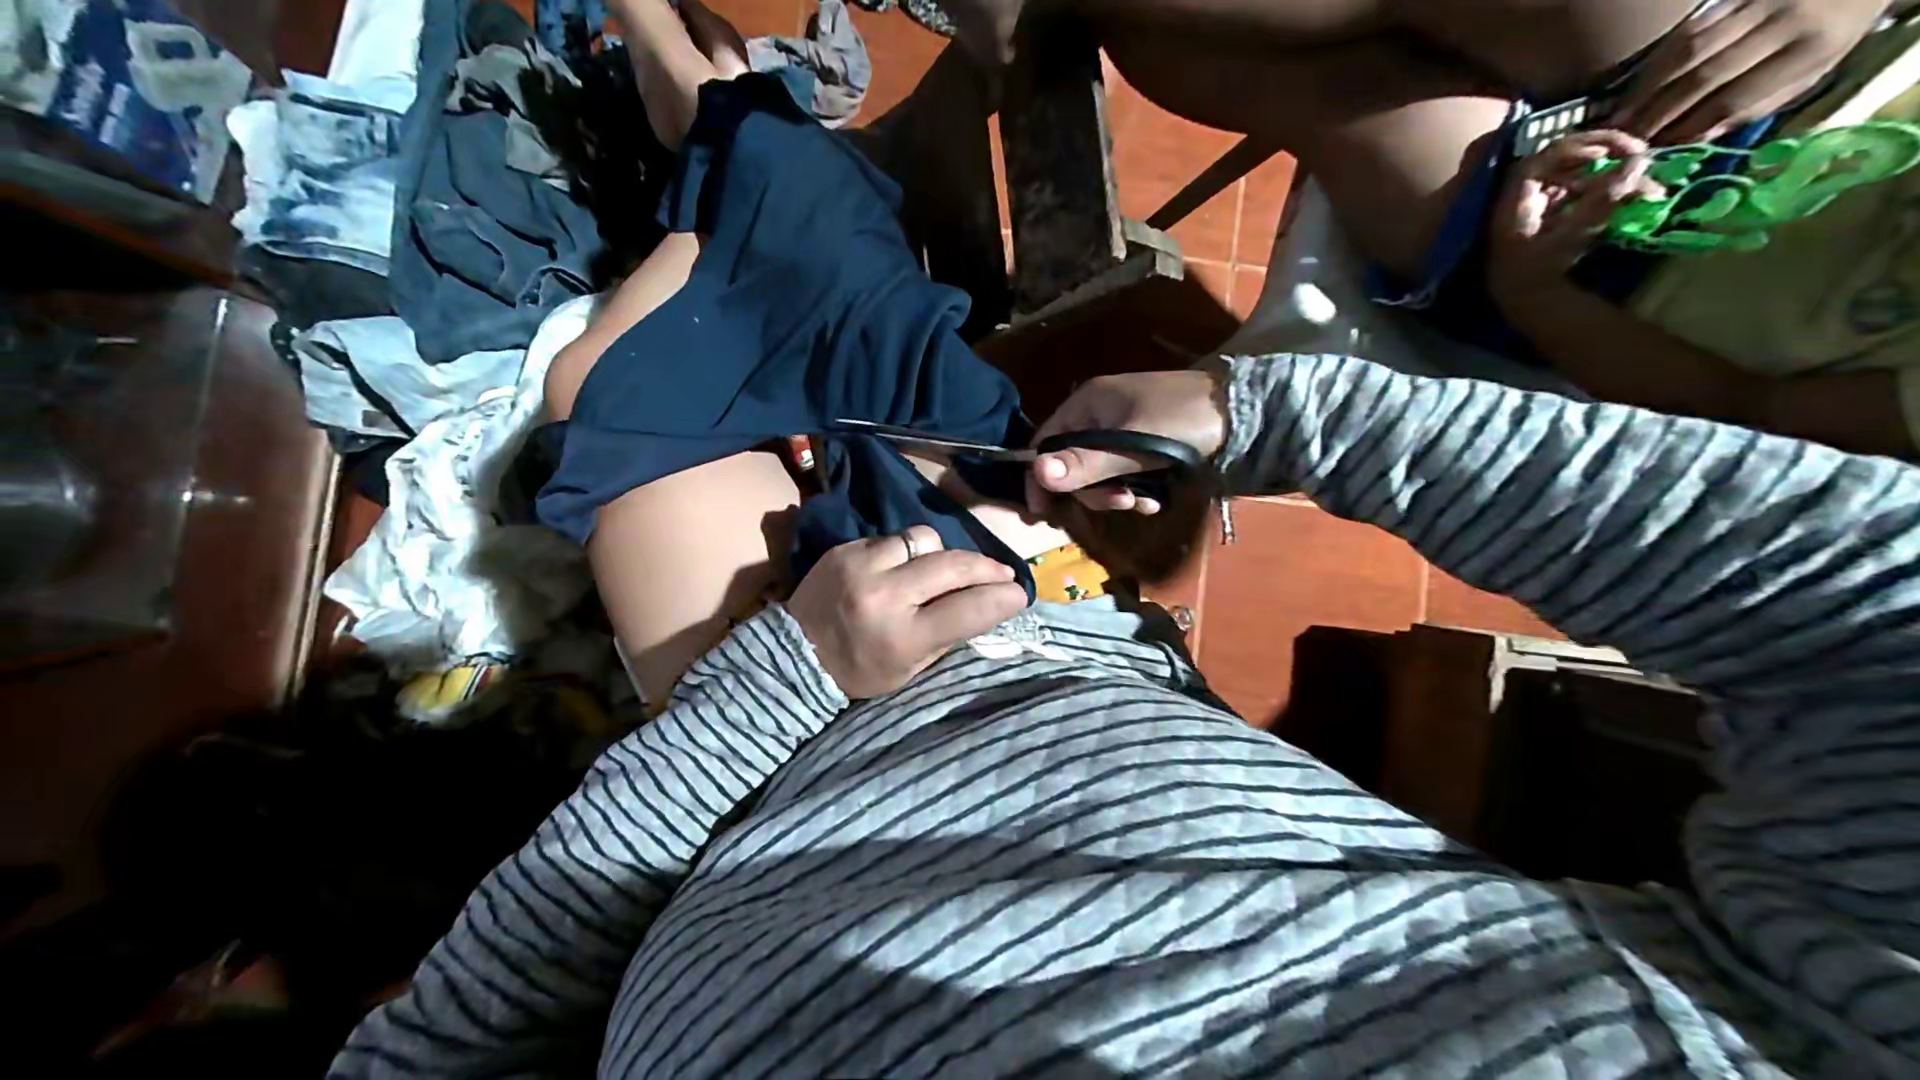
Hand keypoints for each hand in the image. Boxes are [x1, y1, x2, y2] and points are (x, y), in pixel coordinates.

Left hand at [786, 526, 1028, 698]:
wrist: (794, 655)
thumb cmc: (860, 670)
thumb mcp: (910, 669)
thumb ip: (950, 634)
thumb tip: (993, 602)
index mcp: (901, 637)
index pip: (967, 609)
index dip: (1001, 598)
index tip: (1019, 593)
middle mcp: (883, 596)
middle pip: (952, 566)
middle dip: (986, 567)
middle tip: (1002, 573)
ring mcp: (861, 566)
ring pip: (924, 540)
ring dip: (942, 554)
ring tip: (942, 570)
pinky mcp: (846, 548)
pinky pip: (894, 538)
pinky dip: (907, 552)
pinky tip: (903, 568)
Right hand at [1025, 364, 1229, 516]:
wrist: (1245, 410)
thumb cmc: (1184, 421)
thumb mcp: (1133, 445)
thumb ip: (1086, 463)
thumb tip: (1037, 473)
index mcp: (1088, 403)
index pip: (1045, 443)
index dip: (1041, 477)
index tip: (1043, 511)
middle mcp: (1098, 415)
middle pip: (1072, 464)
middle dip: (1092, 491)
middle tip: (1121, 502)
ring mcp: (1121, 431)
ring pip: (1098, 474)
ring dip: (1116, 495)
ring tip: (1144, 502)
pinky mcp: (1143, 446)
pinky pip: (1122, 474)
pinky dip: (1134, 490)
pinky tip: (1155, 500)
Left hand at [1487, 131, 1665, 309]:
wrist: (1526, 300)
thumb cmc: (1541, 270)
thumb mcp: (1573, 235)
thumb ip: (1604, 199)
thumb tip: (1638, 162)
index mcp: (1515, 203)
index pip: (1540, 159)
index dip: (1573, 148)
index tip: (1606, 152)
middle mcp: (1522, 199)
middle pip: (1562, 161)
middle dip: (1603, 153)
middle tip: (1639, 154)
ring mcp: (1538, 205)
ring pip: (1577, 176)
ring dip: (1614, 175)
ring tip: (1649, 186)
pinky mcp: (1553, 214)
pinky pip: (1581, 191)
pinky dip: (1608, 189)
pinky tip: (1639, 194)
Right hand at [1612, 0, 1886, 143]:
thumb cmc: (1829, 37)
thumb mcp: (1808, 77)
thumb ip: (1754, 107)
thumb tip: (1694, 138)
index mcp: (1809, 51)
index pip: (1732, 100)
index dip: (1687, 130)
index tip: (1654, 152)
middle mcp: (1785, 23)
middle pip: (1703, 78)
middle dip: (1657, 115)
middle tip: (1622, 141)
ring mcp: (1759, 4)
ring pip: (1687, 54)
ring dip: (1645, 91)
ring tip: (1618, 119)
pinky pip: (1686, 32)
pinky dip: (1654, 64)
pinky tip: (1635, 88)